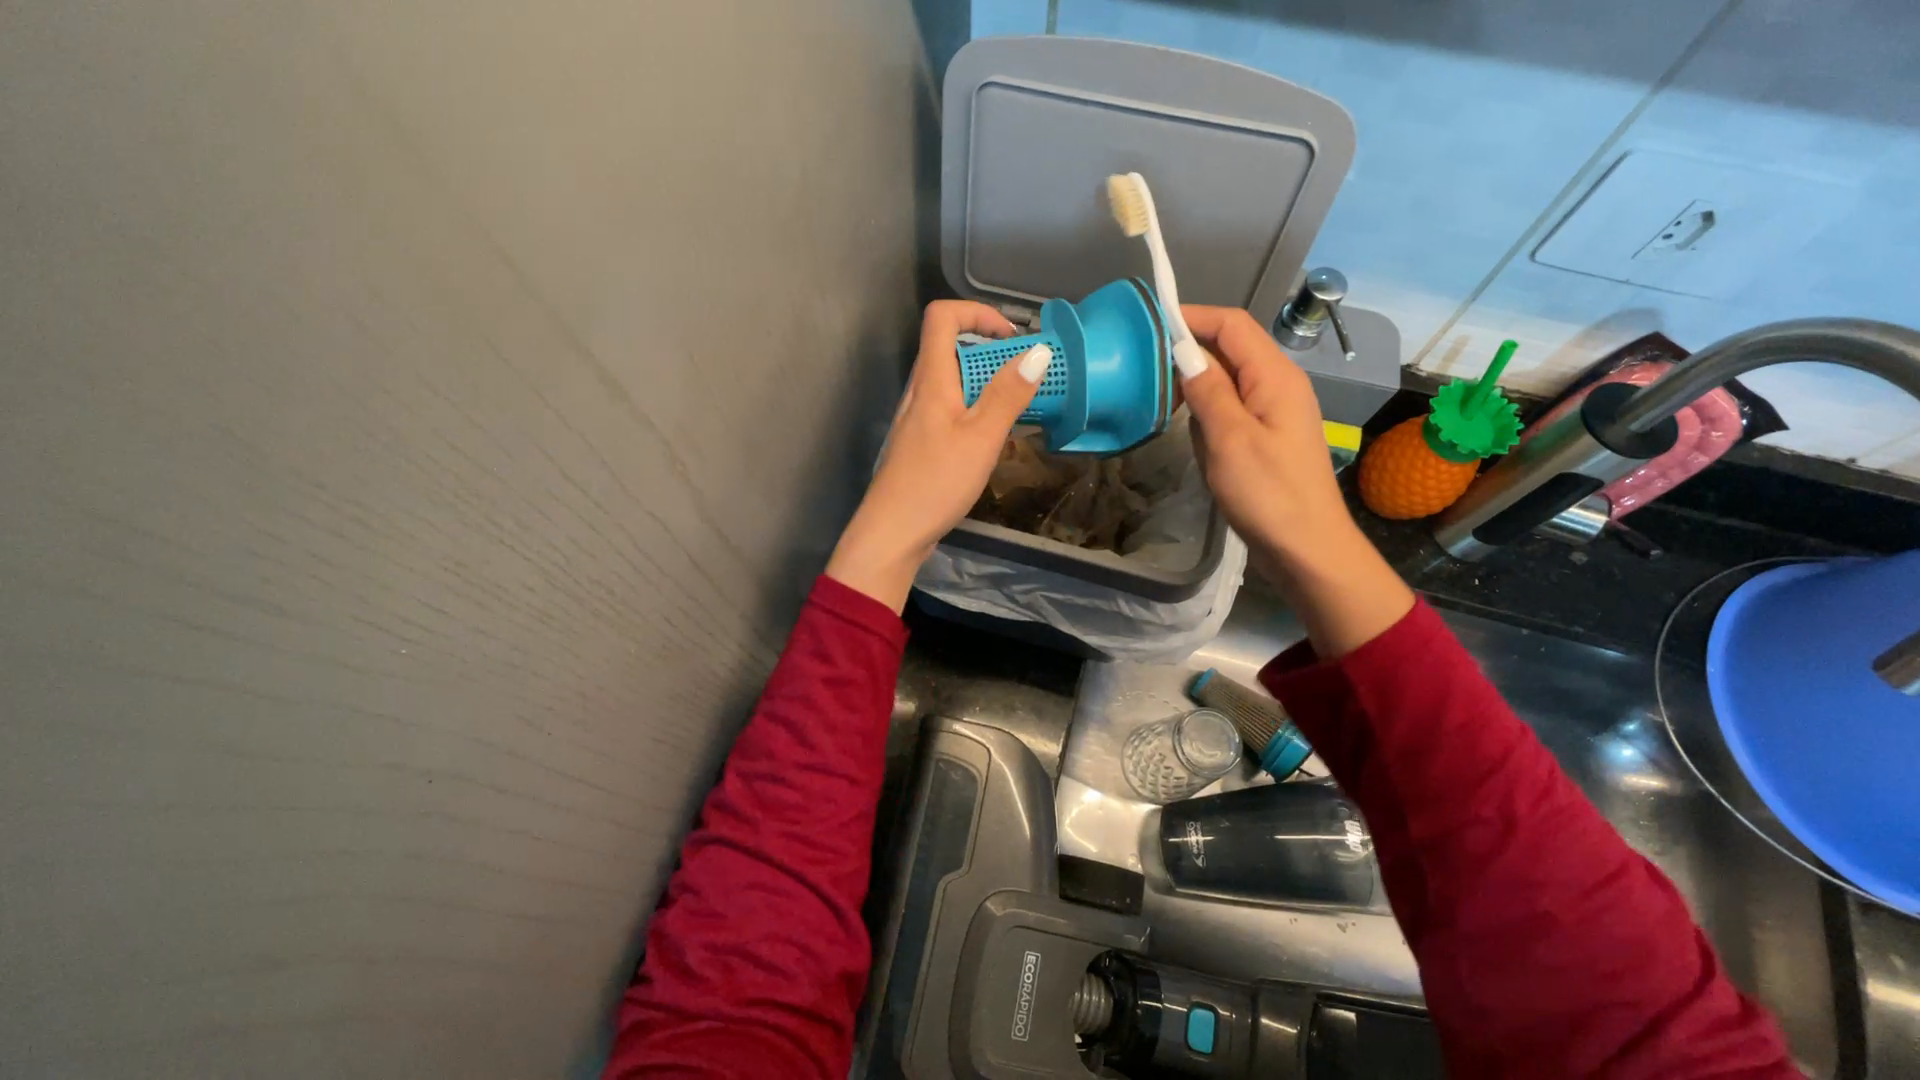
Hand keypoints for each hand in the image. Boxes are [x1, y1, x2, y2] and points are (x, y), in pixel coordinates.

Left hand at [826, 301, 1052, 611]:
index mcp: (931, 380)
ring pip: (953, 382)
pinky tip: (995, 439)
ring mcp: (918, 418)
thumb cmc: (936, 483)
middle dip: (991, 351)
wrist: (892, 533)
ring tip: (1018, 406)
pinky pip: (952, 409)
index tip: (1012, 337)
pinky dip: (977, 410)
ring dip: (987, 383)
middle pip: (950, 348)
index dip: (977, 313)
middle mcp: (920, 392)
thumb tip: (1039, 352)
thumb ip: (1008, 394)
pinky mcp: (922, 443)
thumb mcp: (981, 438)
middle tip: (1026, 375)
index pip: (942, 317)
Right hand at [1180, 305, 1413, 655]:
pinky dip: (1207, 411)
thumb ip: (1208, 390)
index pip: (1232, 325)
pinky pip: (1233, 408)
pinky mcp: (1268, 437)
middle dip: (1190, 348)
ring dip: (1197, 382)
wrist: (1307, 549)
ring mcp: (1275, 412)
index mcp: (1275, 377)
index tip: (1149, 323)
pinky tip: (1188, 430)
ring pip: (1229, 379)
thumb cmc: (1269, 494)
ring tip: (1159, 395)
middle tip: (1145, 362)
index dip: (1192, 317)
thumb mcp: (1229, 439)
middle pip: (1232, 347)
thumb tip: (1183, 350)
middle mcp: (1279, 385)